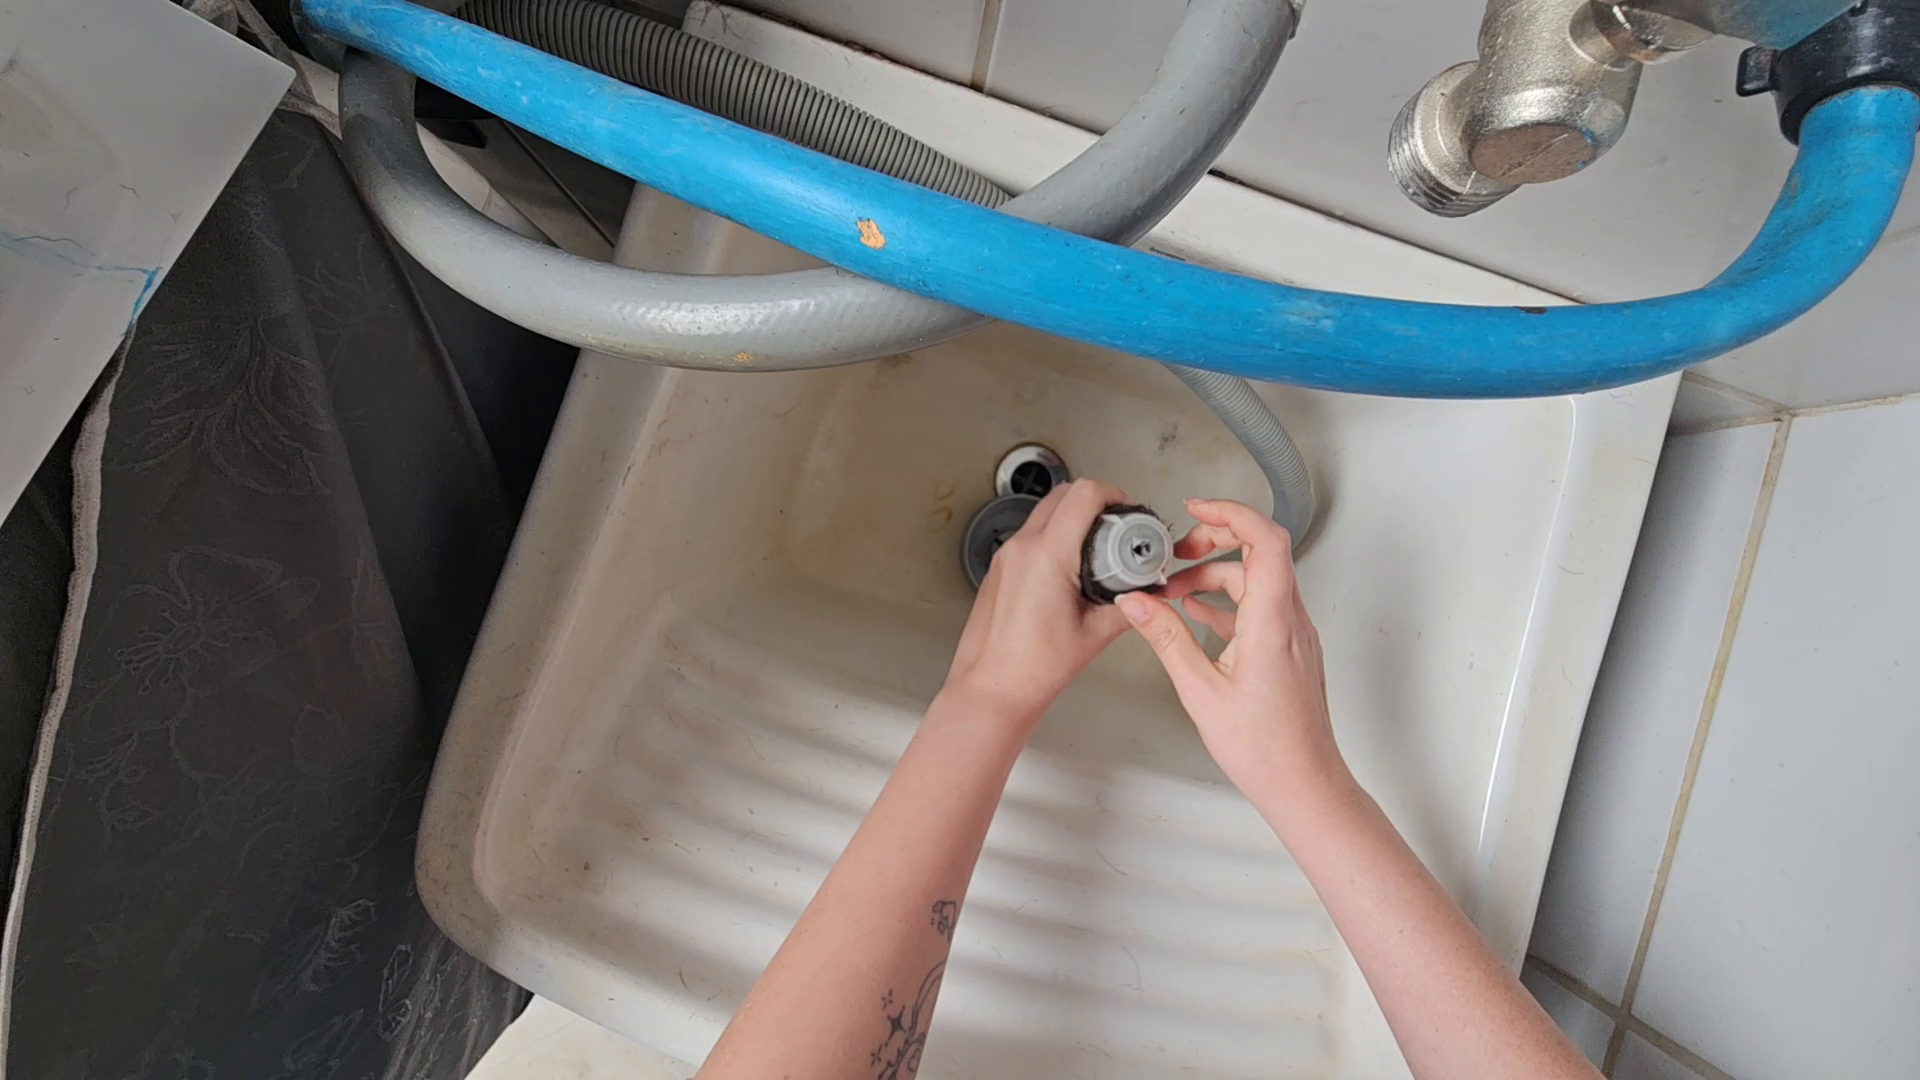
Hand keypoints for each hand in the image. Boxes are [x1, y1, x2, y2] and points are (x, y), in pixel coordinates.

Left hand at [944, 479, 1134, 723]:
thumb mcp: (1095, 634)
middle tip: (1118, 527)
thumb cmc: (1031, 668)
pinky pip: (1030, 536)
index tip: (1129, 510)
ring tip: (1097, 550)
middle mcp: (1021, 548)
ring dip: (1073, 518)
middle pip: (1063, 494)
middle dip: (1096, 502)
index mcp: (1047, 556)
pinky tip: (1070, 569)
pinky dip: (1054, 537)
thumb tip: (1147, 592)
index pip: (1084, 495)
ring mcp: (1005, 556)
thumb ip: (1129, 606)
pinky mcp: (999, 568)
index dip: (1114, 494)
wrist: (992, 687)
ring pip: (1044, 513)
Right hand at [1114, 498, 1344, 800]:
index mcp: (1273, 623)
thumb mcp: (1199, 690)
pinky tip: (1196, 613)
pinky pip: (1258, 605)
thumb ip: (1166, 638)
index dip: (1230, 513)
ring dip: (1213, 574)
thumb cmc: (1264, 749)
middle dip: (1214, 540)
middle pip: (1260, 552)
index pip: (1266, 541)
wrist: (1305, 786)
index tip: (1195, 508)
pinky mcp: (1288, 648)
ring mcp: (1293, 634)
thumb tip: (1137, 603)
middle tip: (1176, 551)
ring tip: (1172, 591)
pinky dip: (1225, 599)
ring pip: (1255, 579)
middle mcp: (1291, 621)